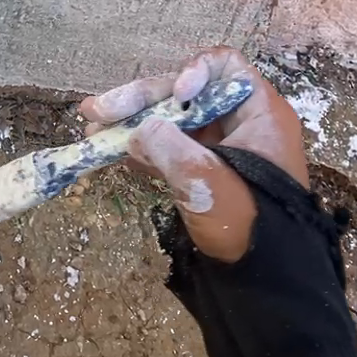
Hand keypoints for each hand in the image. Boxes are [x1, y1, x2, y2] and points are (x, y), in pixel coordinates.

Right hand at [77, 47, 307, 262]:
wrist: (264, 288)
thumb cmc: (247, 225)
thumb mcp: (206, 181)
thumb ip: (168, 146)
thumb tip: (139, 131)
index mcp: (258, 115)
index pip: (224, 67)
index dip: (194, 71)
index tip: (176, 94)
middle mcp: (239, 124)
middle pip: (184, 93)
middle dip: (140, 99)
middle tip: (97, 110)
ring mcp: (219, 149)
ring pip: (170, 119)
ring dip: (131, 121)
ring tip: (92, 130)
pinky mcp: (202, 172)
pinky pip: (168, 146)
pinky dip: (141, 147)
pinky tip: (112, 152)